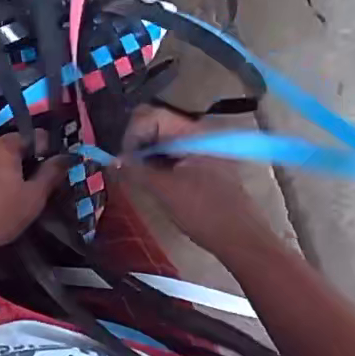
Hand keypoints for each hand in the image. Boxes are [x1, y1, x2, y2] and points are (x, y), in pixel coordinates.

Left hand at [0, 134, 63, 255]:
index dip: (47, 151)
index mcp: (4, 146)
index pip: (33, 136)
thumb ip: (51, 174)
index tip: (52, 172)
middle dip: (25, 161)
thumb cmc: (0, 214)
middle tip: (34, 186)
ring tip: (12, 195)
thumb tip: (65, 157)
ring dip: (4, 171)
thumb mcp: (34, 197)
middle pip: (10, 147)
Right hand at [118, 107, 273, 253]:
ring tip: (139, 179)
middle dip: (137, 145)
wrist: (241, 239)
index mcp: (193, 133)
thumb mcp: (164, 190)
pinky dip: (158, 165)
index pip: (150, 116)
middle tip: (128, 171)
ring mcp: (202, 149)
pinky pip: (172, 155)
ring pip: (162, 142)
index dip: (131, 134)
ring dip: (146, 157)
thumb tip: (113, 160)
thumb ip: (136, 170)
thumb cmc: (204, 212)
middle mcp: (199, 134)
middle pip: (155, 125)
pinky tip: (155, 184)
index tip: (124, 160)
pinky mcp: (202, 164)